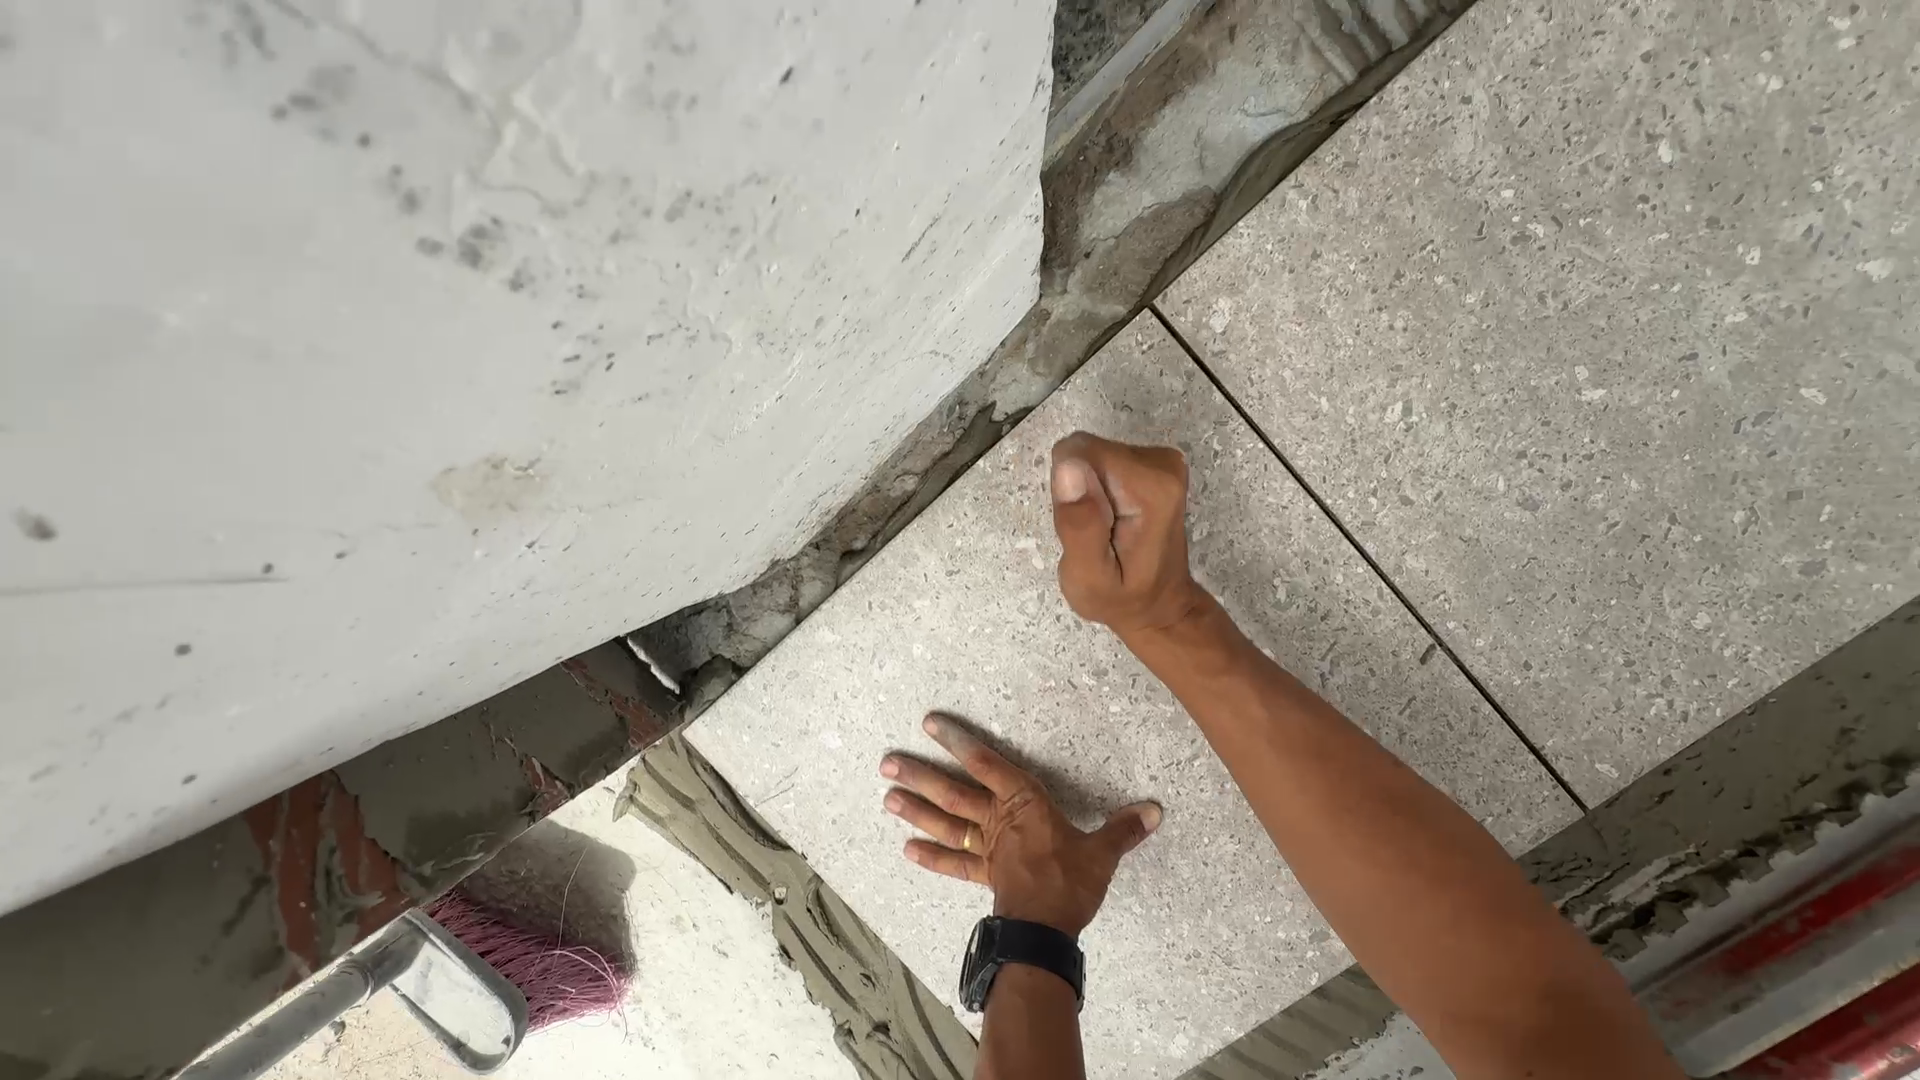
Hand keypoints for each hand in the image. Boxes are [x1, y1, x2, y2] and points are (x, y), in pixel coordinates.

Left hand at [880, 713, 1160, 936]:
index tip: (931, 724)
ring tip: (886, 796)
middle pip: (953, 792)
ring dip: (915, 809)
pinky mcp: (982, 875)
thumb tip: (1156, 810)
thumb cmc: (1071, 882)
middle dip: (920, 775)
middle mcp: (998, 820)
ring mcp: (986, 849)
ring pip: (945, 823)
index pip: (987, 764)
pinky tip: (906, 848)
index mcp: (1024, 803)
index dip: (958, 742)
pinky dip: (930, 856)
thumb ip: (1124, 828)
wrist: (1047, 932)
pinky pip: (953, 863)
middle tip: (887, 761)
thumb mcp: (1102, 852)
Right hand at [1050, 432, 1203, 634]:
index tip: (1083, 526)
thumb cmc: (1121, 598)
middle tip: (1091, 533)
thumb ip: (1078, 525)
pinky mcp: (1153, 462)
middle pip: (1085, 452)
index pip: (1077, 455)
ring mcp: (1161, 460)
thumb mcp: (1089, 578)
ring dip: (1085, 494)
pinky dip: (1096, 491)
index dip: (1069, 492)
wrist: (1158, 606)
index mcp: (1151, 487)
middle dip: (1076, 492)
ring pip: (1090, 456)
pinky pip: (1100, 461)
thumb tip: (1067, 467)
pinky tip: (1109, 520)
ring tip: (1101, 530)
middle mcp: (1162, 463)